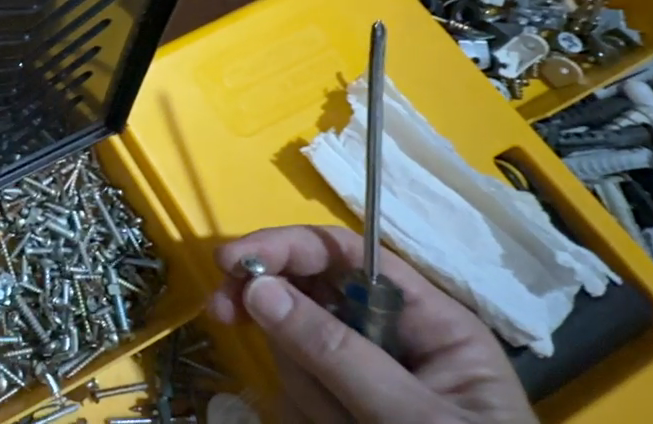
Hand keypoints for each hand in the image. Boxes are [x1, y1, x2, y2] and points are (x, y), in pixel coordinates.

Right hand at [207, 226, 535, 423]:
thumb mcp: (415, 418)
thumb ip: (339, 354)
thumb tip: (255, 286)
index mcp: (429, 322)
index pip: (343, 253)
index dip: (283, 245)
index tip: (229, 261)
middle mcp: (393, 336)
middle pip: (307, 292)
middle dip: (275, 316)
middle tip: (223, 316)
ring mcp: (365, 373)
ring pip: (296, 343)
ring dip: (302, 381)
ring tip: (337, 422)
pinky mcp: (345, 404)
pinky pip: (298, 384)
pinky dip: (305, 407)